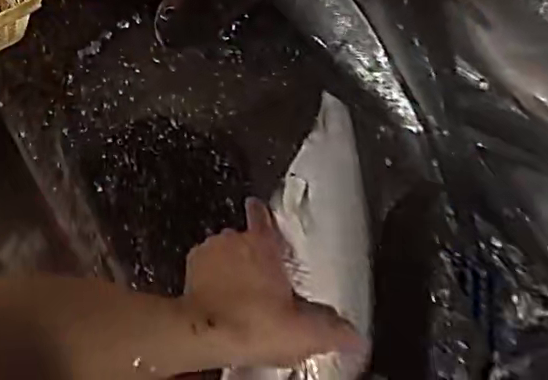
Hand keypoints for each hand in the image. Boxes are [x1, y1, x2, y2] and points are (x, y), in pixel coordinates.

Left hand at [180, 198, 365, 368]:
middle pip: (246, 238)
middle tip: (268, 285)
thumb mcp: (304, 332)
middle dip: (255, 256)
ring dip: (234, 267)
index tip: (264, 213)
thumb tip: (353, 334)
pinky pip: (207, 265)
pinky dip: (215, 278)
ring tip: (247, 298)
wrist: (206, 331)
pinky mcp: (193, 265)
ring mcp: (210, 249)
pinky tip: (225, 300)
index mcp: (261, 245)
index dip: (264, 214)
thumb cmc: (253, 324)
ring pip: (226, 252)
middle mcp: (233, 238)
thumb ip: (333, 329)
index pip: (262, 215)